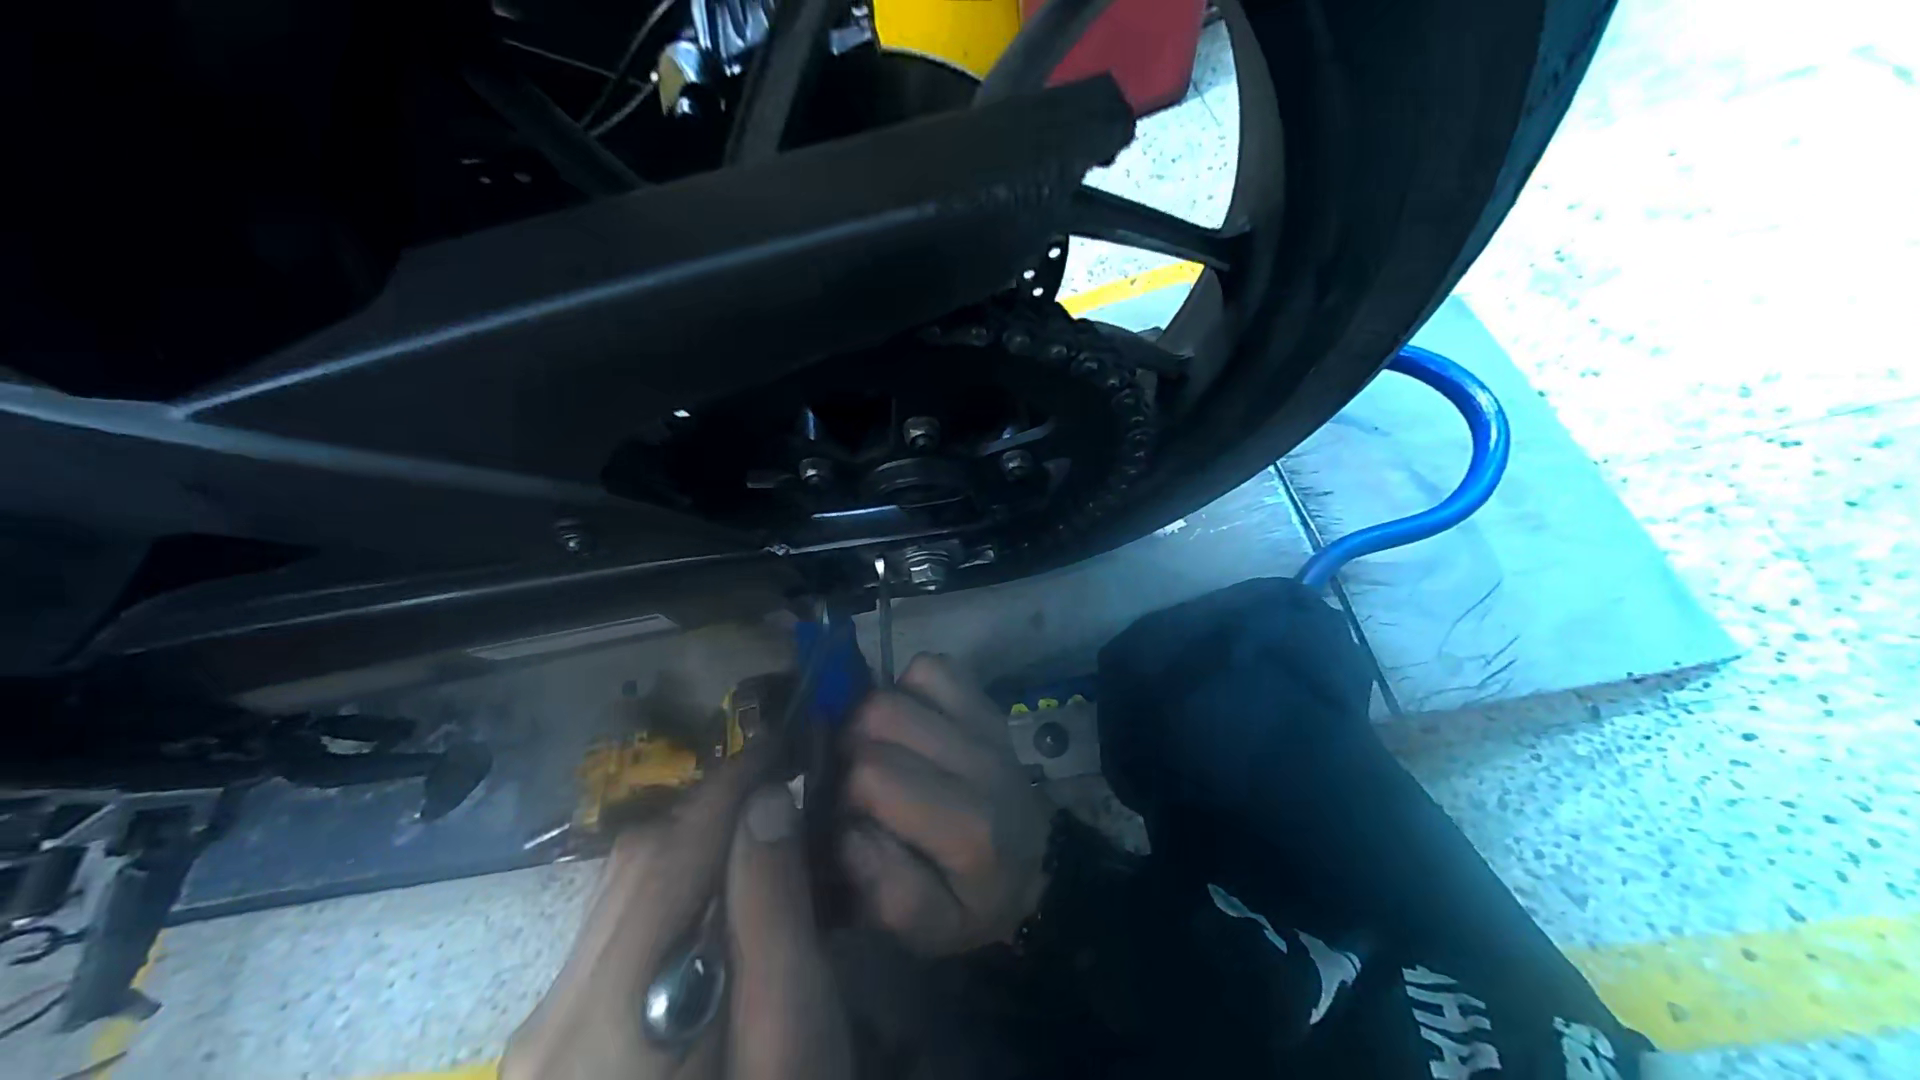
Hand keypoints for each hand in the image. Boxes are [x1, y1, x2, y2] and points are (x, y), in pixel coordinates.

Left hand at [503, 758, 848, 1079]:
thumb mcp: (794, 1046)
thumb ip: (774, 922)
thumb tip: (765, 804)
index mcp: (609, 1026)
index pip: (668, 860)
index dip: (728, 788)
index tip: (782, 747)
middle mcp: (552, 1020)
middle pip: (633, 867)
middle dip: (712, 812)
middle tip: (782, 795)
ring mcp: (541, 1039)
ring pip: (618, 893)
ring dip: (693, 848)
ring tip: (758, 841)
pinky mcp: (553, 1050)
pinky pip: (614, 931)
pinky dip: (672, 893)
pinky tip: (719, 913)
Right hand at [840, 653, 1054, 956]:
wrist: (1037, 866)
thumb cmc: (976, 902)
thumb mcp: (931, 928)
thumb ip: (883, 889)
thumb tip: (846, 830)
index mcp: (966, 825)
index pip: (873, 775)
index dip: (841, 792)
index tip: (845, 816)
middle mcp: (979, 762)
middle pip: (880, 715)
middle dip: (849, 745)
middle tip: (852, 779)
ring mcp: (985, 724)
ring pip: (901, 685)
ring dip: (874, 714)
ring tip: (878, 749)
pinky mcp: (986, 703)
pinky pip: (932, 666)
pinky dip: (907, 686)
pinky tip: (909, 722)